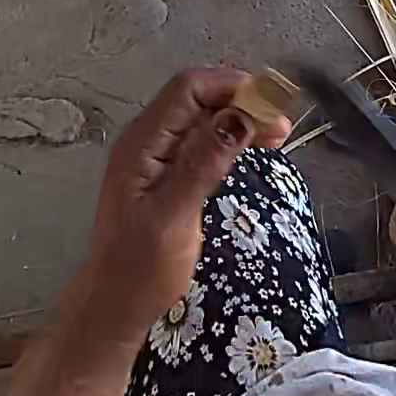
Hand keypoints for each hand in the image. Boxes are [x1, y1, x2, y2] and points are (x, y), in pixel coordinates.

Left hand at [64, 68, 291, 352]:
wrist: (115, 308)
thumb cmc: (140, 269)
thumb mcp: (174, 217)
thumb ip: (204, 163)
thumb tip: (239, 117)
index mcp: (142, 143)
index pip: (187, 89)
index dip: (230, 86)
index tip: (270, 103)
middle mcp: (148, 138)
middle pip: (198, 97)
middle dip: (241, 101)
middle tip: (280, 124)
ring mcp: (158, 153)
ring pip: (205, 115)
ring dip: (241, 117)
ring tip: (277, 133)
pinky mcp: (170, 168)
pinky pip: (205, 137)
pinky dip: (233, 135)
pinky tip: (256, 144)